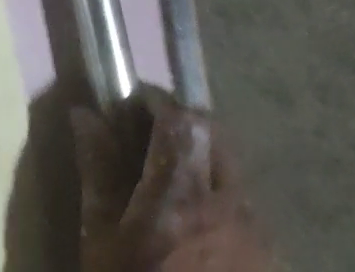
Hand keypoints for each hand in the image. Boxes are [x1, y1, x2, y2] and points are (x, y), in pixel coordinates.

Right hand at [72, 86, 274, 271]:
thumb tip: (85, 114)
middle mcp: (229, 206)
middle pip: (218, 139)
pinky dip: (219, 192)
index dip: (159, 101)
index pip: (183, 123)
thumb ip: (97, 166)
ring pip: (235, 171)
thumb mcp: (99, 229)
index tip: (133, 98)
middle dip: (184, 124)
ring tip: (170, 174)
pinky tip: (195, 216)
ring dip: (204, 157)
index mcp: (180, 194)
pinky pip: (245, 205)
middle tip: (150, 130)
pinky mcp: (269, 258)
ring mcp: (258, 234)